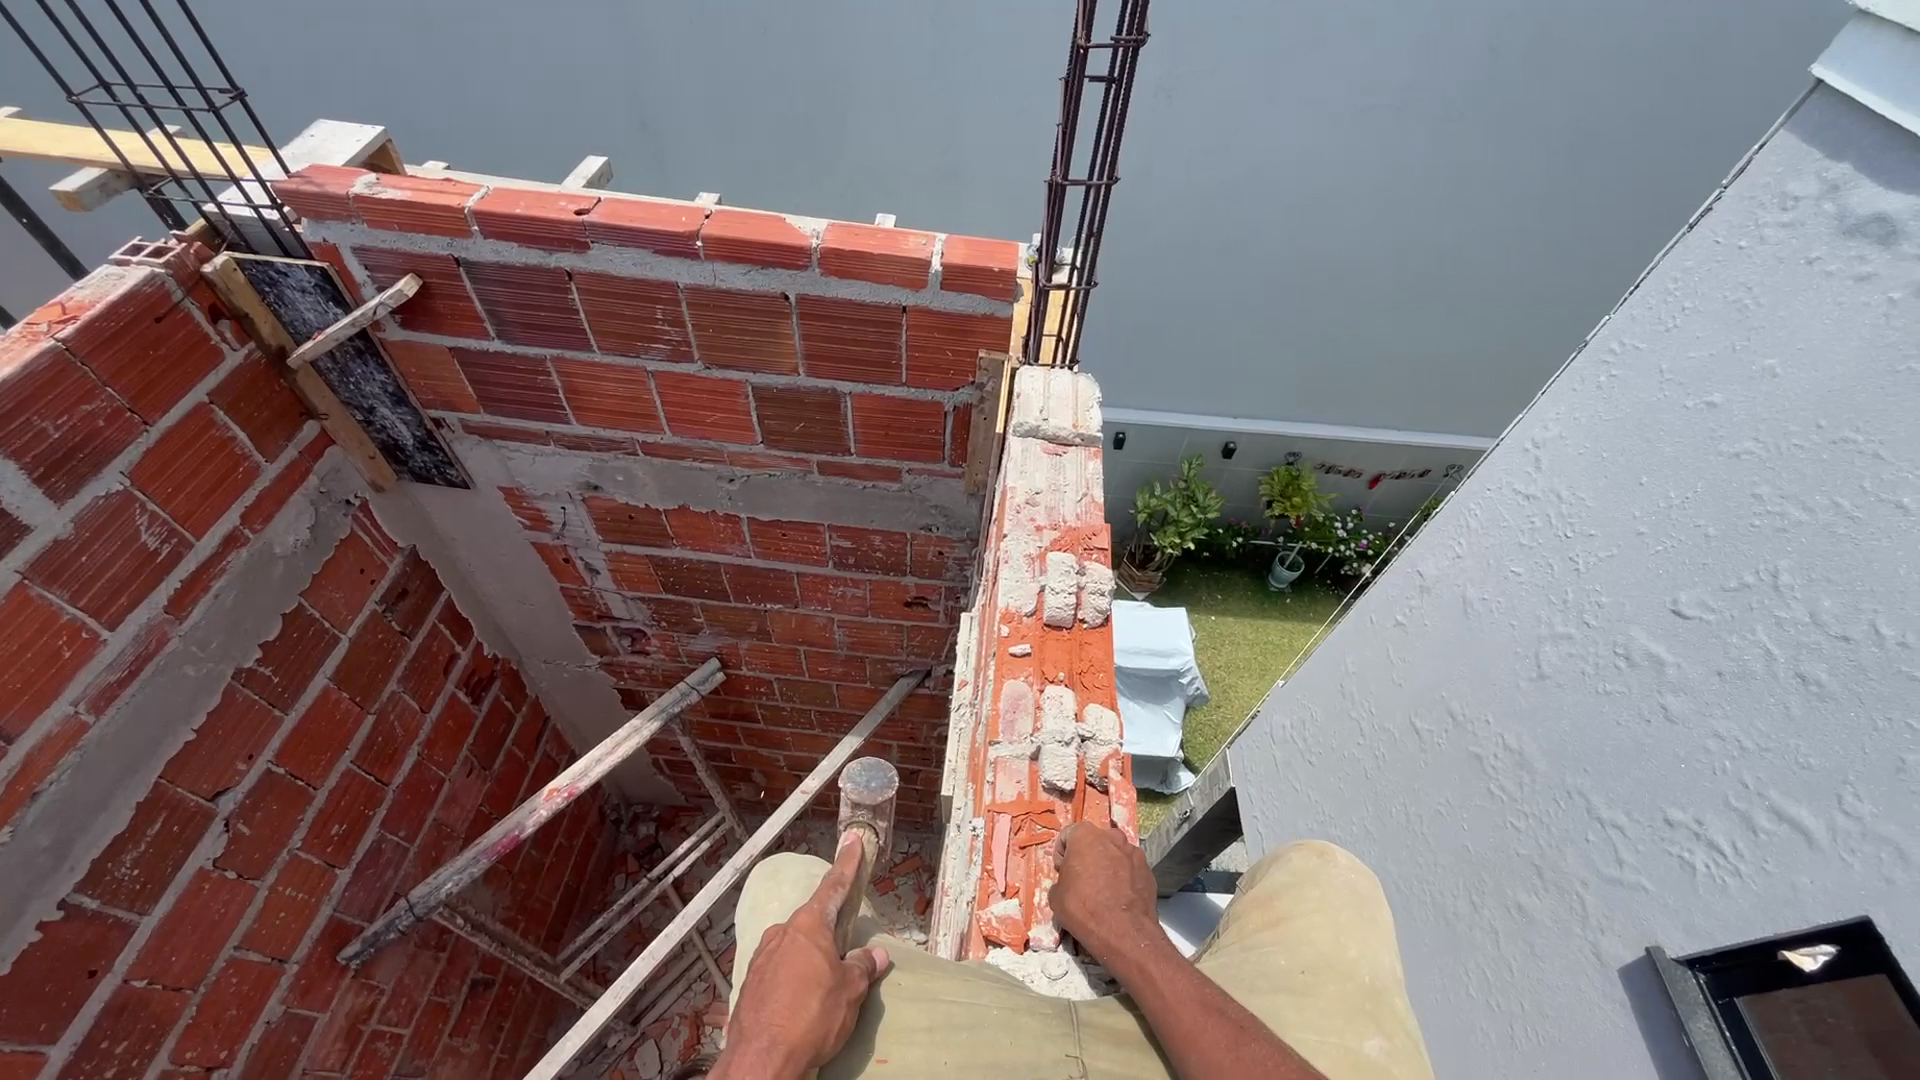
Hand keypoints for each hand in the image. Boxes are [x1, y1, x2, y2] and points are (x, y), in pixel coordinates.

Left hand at [713, 834, 890, 1078]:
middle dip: (830, 935)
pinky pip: (780, 972)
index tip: (852, 840)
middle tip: (845, 958)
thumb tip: (874, 954)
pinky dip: (794, 980)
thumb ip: (862, 968)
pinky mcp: (750, 984)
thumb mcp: (849, 992)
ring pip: (795, 949)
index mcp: (808, 926)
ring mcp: (762, 958)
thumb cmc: (810, 1018)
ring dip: (811, 961)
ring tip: (823, 991)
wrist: (759, 1063)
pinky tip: (801, 1003)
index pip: (834, 886)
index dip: (847, 864)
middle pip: (813, 923)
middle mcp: (782, 933)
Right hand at [1050, 822, 1161, 965]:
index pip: (1067, 835)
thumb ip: (1062, 879)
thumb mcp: (1056, 895)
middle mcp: (1112, 837)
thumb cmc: (1083, 908)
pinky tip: (1119, 898)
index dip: (1062, 854)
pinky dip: (1124, 878)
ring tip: (1104, 890)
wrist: (1124, 932)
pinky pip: (1130, 869)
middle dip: (1087, 856)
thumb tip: (1071, 883)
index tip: (1062, 872)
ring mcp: (1134, 852)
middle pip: (1094, 841)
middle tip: (1082, 880)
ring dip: (1107, 865)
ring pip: (1115, 854)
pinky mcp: (1148, 870)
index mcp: (1085, 835)